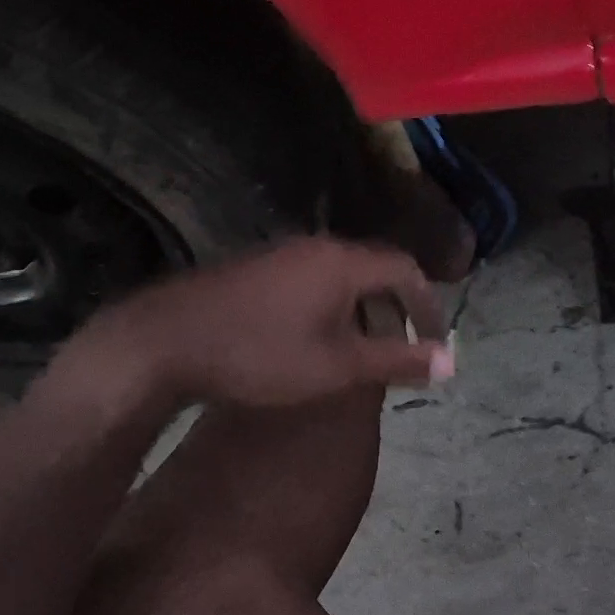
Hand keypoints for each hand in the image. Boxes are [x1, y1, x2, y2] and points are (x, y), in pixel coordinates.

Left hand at [66, 237, 452, 408]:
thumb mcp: (338, 367)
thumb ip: (397, 361)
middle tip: (401, 350)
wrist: (162, 343)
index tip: (434, 341)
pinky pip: (310, 282)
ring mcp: (278, 256)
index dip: (428, 305)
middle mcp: (313, 247)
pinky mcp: (252, 271)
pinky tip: (316, 342)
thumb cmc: (259, 355)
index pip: (405, 269)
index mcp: (342, 261)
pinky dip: (331, 308)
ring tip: (363, 351)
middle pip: (373, 269)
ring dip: (362, 310)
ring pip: (340, 277)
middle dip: (395, 308)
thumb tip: (451, 362)